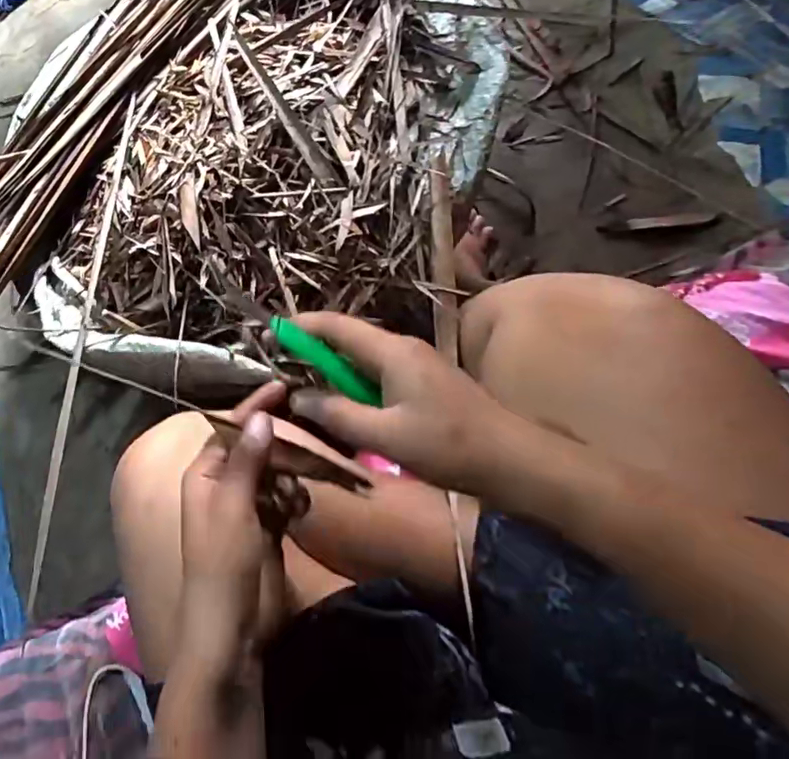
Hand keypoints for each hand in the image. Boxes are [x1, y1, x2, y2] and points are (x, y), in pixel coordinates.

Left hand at [175, 404, 285, 680]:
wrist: (231, 628)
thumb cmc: (222, 561)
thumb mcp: (233, 505)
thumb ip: (246, 460)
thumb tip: (260, 417)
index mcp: (203, 473)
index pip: (229, 429)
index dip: (252, 408)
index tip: (281, 387)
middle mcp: (221, 484)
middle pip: (253, 448)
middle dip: (278, 445)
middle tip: (307, 442)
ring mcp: (244, 507)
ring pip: (272, 473)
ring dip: (288, 474)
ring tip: (297, 486)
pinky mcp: (265, 528)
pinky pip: (282, 499)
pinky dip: (293, 498)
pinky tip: (299, 507)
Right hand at [282, 312, 535, 495]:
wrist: (518, 463)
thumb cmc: (449, 446)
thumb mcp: (384, 436)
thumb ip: (337, 414)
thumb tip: (297, 398)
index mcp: (391, 352)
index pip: (335, 326)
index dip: (300, 327)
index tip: (270, 334)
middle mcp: (402, 347)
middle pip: (347, 338)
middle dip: (312, 349)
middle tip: (281, 367)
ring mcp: (416, 363)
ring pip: (362, 357)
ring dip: (333, 369)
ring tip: (305, 388)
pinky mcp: (425, 381)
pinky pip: (378, 372)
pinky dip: (354, 382)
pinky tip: (346, 404)